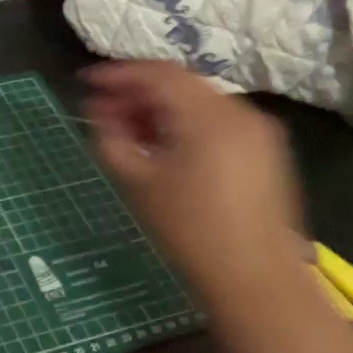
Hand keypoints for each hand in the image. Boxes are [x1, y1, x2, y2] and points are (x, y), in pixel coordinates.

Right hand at [84, 62, 308, 292]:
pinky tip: (163, 149)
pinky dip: (185, 125)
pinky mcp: (266, 153)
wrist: (256, 280)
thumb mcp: (136, 182)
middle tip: (102, 113)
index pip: (157, 73)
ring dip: (160, 110)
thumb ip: (111, 138)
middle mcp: (240, 112)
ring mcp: (259, 132)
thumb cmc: (190, 230)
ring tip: (128, 133)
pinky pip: (217, 123)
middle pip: (180, 85)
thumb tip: (102, 114)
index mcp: (209, 115)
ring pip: (198, 103)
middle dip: (137, 94)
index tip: (85, 83)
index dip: (117, 73)